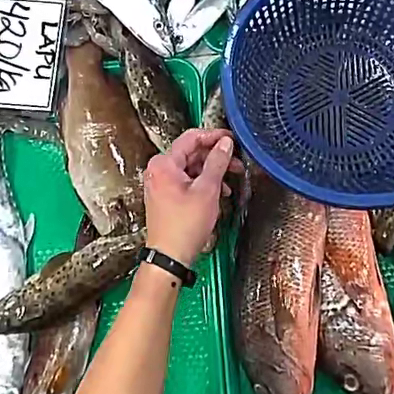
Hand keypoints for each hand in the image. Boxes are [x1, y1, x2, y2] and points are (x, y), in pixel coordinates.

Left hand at [142, 128, 234, 263]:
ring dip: (212, 170)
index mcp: (164, 164)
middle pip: (191, 152)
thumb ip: (217, 162)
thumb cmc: (184, 226)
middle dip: (215, 156)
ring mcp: (161, 183)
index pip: (191, 138)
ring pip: (191, 167)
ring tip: (231, 178)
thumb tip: (225, 143)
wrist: (170, 257)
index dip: (214, 136)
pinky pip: (187, 179)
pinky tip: (218, 191)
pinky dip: (203, 182)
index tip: (230, 139)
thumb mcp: (207, 189)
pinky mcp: (165, 195)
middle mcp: (158, 170)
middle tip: (235, 161)